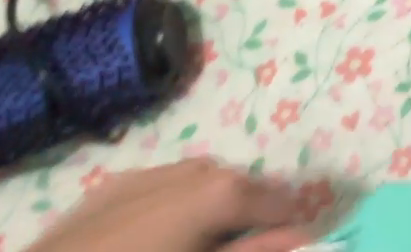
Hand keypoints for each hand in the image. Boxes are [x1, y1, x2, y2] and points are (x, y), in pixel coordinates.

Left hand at [25, 160, 312, 251]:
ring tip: (196, 242)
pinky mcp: (109, 188)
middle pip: (240, 185)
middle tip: (237, 243)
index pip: (279, 198)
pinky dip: (170, 207)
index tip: (283, 241)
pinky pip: (159, 188)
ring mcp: (149, 173)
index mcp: (220, 188)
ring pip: (199, 182)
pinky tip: (154, 238)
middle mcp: (194, 167)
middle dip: (246, 213)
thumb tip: (301, 235)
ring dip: (208, 207)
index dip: (286, 222)